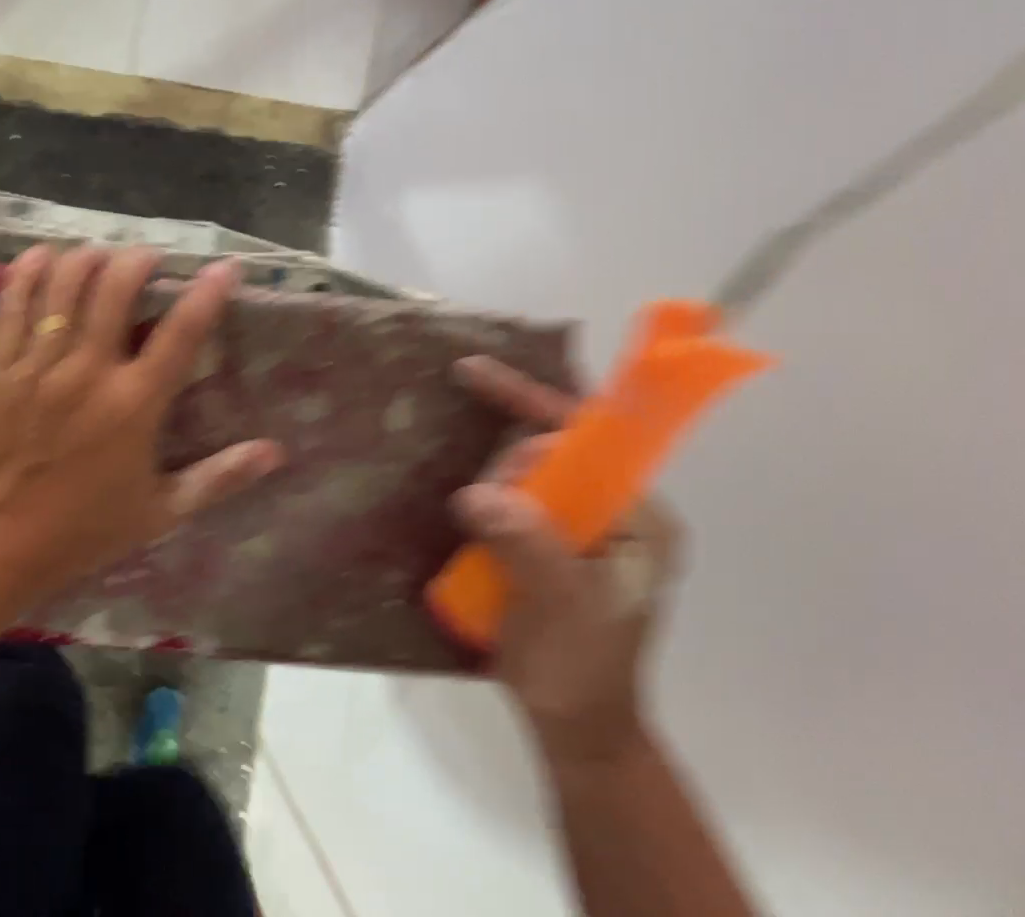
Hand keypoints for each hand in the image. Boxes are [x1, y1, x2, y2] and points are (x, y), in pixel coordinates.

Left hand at [0, 245, 284, 587]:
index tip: (223, 269)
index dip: (207, 294)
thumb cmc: (82, 533)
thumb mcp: (159, 513)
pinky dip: (28, 274)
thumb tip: (275, 453)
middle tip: (147, 259)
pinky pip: (12, 307)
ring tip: (98, 254)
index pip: (180, 333)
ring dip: (85, 258)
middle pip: (115, 288)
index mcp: (134, 404)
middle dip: (137, 260)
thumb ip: (217, 478)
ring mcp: (38, 365)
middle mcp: (87, 372)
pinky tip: (40, 255)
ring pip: (63, 286)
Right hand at [450, 356, 681, 762]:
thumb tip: (477, 494)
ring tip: (472, 531)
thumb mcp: (562, 609)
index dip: (534, 402)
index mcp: (638, 520)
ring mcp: (576, 533)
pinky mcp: (543, 550)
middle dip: (507, 466)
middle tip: (479, 514)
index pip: (589, 440)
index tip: (473, 374)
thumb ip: (529, 546)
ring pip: (522, 480)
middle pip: (549, 454)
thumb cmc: (581, 670)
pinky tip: (463, 525)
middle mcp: (612, 515)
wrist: (576, 726)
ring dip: (490, 489)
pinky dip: (480, 507)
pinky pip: (507, 507)